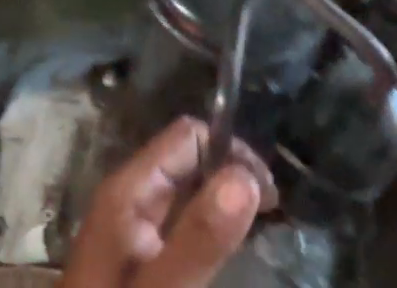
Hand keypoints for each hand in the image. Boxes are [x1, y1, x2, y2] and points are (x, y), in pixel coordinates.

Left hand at [61, 117, 272, 287]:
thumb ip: (199, 238)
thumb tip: (246, 178)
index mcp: (127, 191)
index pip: (187, 136)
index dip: (231, 154)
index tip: (267, 196)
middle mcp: (128, 199)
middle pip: (189, 161)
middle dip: (231, 177)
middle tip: (269, 216)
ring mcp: (130, 229)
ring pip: (187, 193)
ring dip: (223, 203)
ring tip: (256, 231)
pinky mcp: (136, 259)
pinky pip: (179, 225)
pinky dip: (207, 229)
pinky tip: (225, 253)